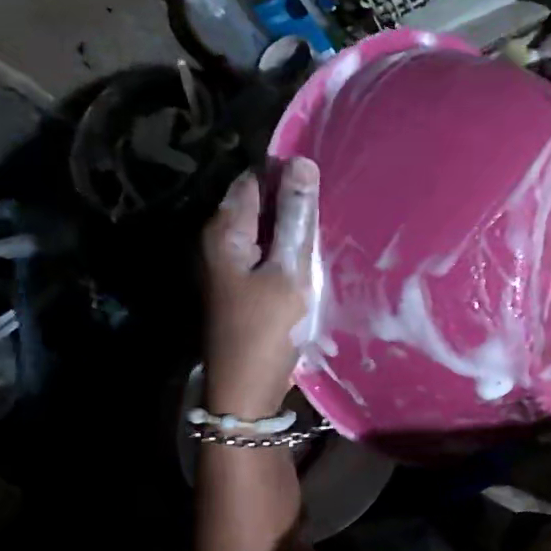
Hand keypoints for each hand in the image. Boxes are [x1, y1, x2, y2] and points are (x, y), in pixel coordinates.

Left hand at [203, 157, 319, 416]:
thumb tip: (302, 163)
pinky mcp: (239, 285)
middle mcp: (218, 241)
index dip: (288, 175)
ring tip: (326, 233)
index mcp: (225, 230)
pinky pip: (265, 252)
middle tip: (332, 210)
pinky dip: (286, 250)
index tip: (325, 183)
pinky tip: (310, 261)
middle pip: (258, 203)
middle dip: (292, 202)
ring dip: (292, 228)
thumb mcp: (289, 270)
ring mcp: (227, 265)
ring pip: (263, 229)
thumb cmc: (268, 328)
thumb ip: (296, 217)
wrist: (245, 388)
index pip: (256, 179)